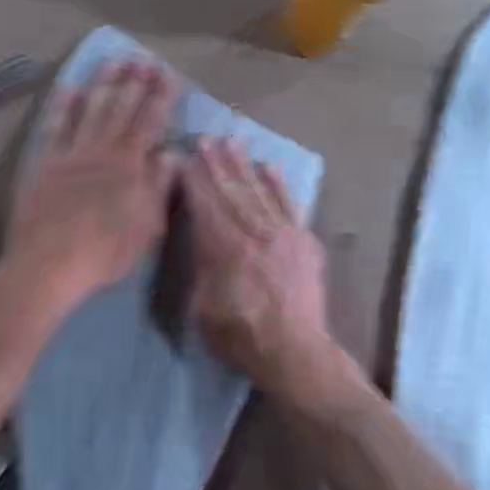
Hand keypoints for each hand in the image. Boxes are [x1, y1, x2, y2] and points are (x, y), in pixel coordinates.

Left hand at [8, 61, 179, 307]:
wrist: (47, 265)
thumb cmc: (104, 251)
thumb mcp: (146, 226)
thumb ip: (159, 186)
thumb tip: (173, 152)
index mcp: (131, 164)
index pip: (151, 121)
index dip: (162, 96)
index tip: (169, 74)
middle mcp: (103, 150)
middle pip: (122, 108)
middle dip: (135, 82)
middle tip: (143, 58)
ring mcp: (72, 153)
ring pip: (92, 109)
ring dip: (104, 83)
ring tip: (114, 61)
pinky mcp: (45, 163)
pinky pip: (56, 127)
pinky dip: (64, 106)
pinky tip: (70, 88)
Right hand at [184, 137, 349, 405]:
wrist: (297, 350)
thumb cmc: (242, 337)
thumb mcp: (204, 310)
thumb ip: (201, 268)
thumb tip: (199, 236)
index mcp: (226, 250)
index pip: (206, 206)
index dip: (195, 181)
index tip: (186, 157)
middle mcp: (254, 233)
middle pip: (231, 192)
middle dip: (217, 164)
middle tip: (206, 138)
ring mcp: (282, 233)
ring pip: (258, 191)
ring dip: (243, 165)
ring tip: (232, 142)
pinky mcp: (303, 239)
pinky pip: (289, 204)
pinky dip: (278, 184)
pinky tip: (269, 166)